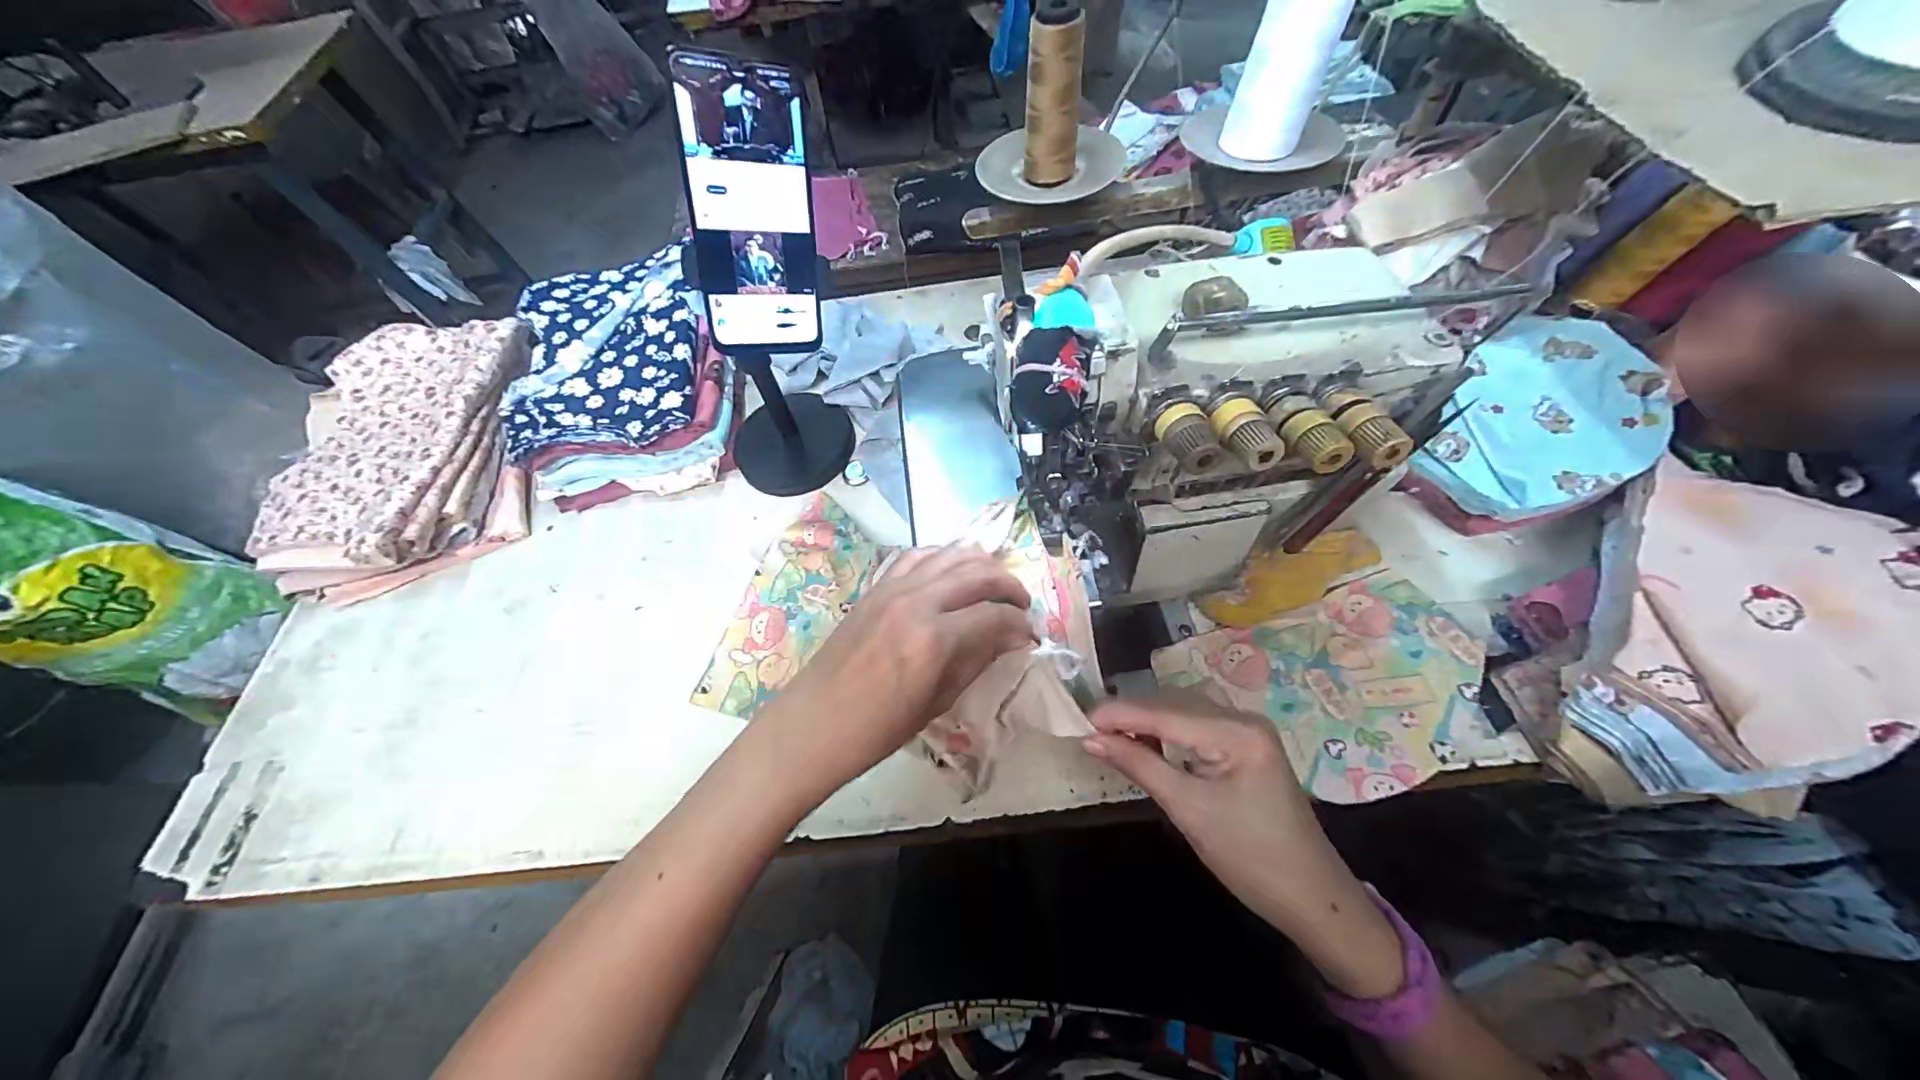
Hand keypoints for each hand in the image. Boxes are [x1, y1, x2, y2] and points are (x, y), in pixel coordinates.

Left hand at [757, 546, 1033, 797]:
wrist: (815, 723)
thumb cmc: (878, 728)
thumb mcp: (937, 701)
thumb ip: (976, 661)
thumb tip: (1010, 639)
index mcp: (934, 639)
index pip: (995, 617)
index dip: (1020, 625)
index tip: (1030, 636)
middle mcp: (916, 602)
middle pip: (978, 574)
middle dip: (1009, 587)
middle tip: (1022, 605)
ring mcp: (893, 589)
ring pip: (950, 555)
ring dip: (981, 564)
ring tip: (996, 583)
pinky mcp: (876, 587)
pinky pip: (917, 557)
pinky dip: (943, 558)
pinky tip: (954, 572)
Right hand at [1083, 695, 1404, 996]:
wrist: (1311, 896)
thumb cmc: (1249, 857)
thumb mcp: (1187, 809)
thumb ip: (1138, 765)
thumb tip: (1090, 739)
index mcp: (1236, 732)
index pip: (1163, 713)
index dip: (1118, 714)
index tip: (1078, 721)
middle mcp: (1244, 718)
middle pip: (1172, 704)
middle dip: (1130, 714)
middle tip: (1090, 732)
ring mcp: (1249, 730)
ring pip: (1183, 710)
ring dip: (1147, 720)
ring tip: (1111, 736)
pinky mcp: (1247, 744)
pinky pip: (1198, 724)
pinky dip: (1167, 730)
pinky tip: (1147, 743)